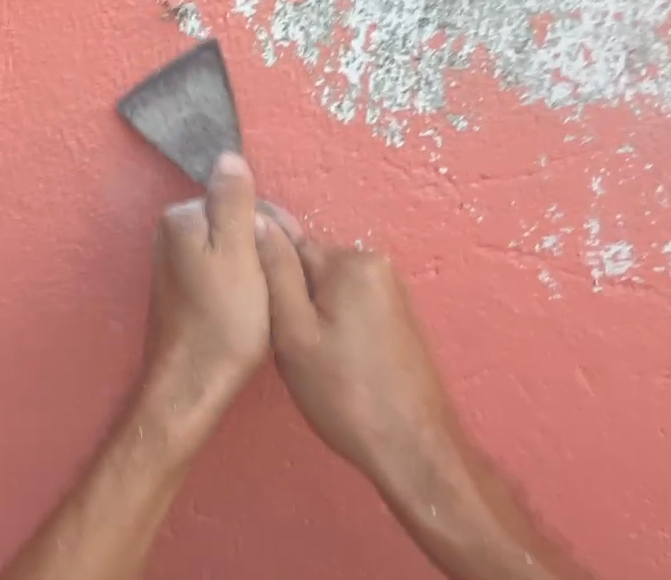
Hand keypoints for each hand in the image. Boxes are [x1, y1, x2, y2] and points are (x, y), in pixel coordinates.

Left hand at [137, 153, 269, 445]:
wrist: (192, 382)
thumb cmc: (224, 319)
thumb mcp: (240, 252)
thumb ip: (234, 201)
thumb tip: (229, 156)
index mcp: (183, 216)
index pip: (242, 200)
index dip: (274, 225)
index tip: (290, 255)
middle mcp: (171, 233)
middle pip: (234, 222)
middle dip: (263, 244)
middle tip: (282, 281)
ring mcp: (174, 261)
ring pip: (231, 248)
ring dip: (255, 265)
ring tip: (270, 297)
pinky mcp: (181, 288)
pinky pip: (220, 271)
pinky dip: (240, 283)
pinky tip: (251, 307)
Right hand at [254, 223, 469, 507]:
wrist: (414, 452)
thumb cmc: (345, 393)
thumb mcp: (293, 331)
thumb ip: (274, 270)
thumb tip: (256, 218)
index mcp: (351, 261)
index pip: (286, 245)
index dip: (267, 280)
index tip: (264, 315)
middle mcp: (376, 265)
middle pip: (307, 267)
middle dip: (290, 299)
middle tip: (286, 344)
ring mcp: (390, 291)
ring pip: (324, 290)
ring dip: (309, 316)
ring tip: (310, 358)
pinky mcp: (396, 317)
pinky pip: (346, 306)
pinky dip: (331, 327)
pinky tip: (332, 362)